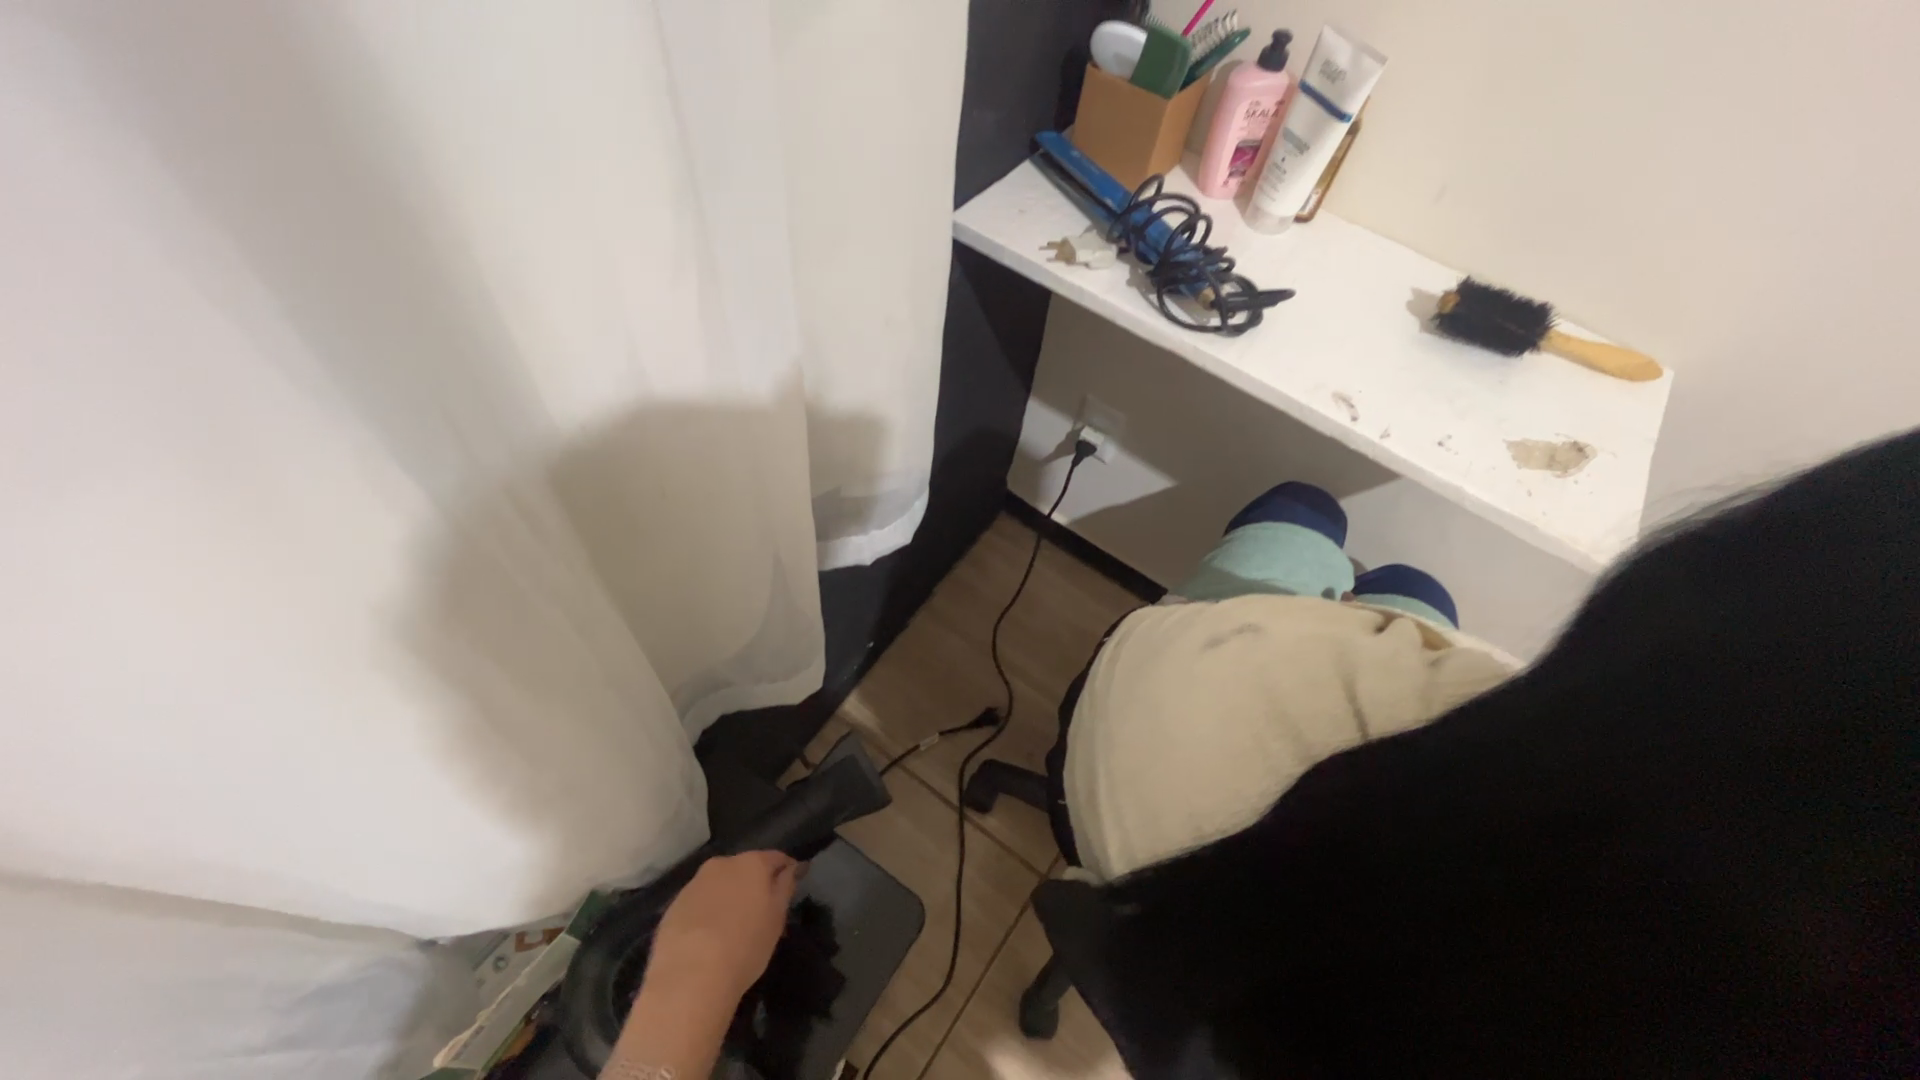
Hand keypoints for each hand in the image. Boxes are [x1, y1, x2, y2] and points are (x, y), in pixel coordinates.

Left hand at [645, 851, 801, 1005]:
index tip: (792, 885)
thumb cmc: (745, 946)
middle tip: (762, 914)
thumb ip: (785, 887)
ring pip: (719, 885)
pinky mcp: (673, 907)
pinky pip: (699, 903)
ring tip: (733, 929)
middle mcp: (721, 865)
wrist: (689, 977)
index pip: (776, 858)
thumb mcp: (777, 919)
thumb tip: (791, 868)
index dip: (787, 870)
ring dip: (728, 898)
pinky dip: (707, 913)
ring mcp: (693, 884)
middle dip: (754, 885)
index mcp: (751, 863)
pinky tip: (708, 939)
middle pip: (745, 869)